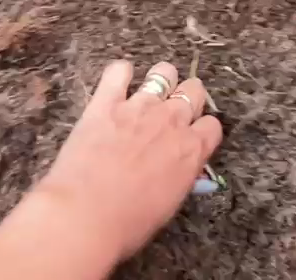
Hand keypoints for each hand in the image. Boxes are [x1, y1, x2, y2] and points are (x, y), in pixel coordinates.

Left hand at [30, 60, 223, 262]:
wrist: (83, 216)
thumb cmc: (125, 224)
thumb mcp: (167, 205)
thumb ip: (179, 176)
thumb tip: (180, 168)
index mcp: (190, 150)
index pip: (212, 125)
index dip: (203, 130)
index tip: (194, 137)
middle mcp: (171, 120)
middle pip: (194, 90)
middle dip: (188, 97)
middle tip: (173, 113)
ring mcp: (139, 106)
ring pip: (164, 71)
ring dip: (161, 80)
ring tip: (149, 92)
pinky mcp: (107, 101)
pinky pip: (118, 71)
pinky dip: (120, 74)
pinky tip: (117, 83)